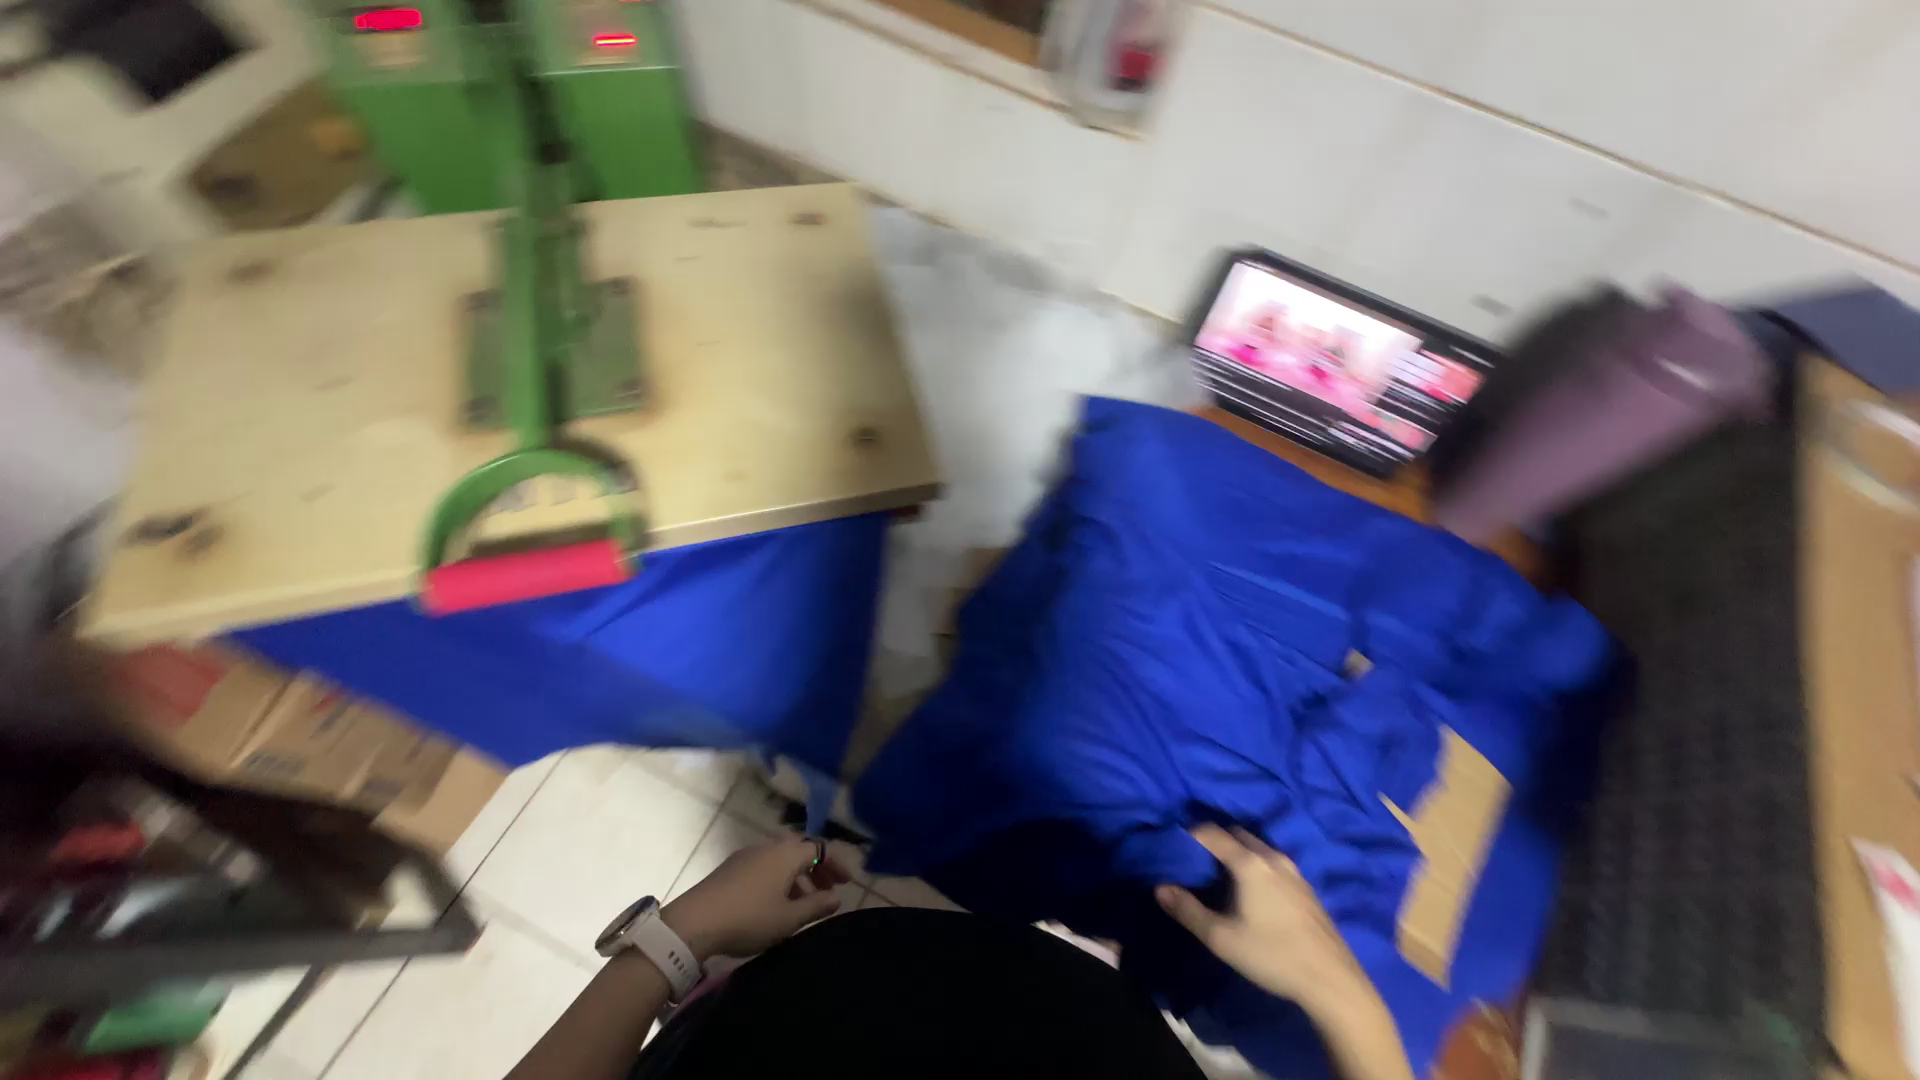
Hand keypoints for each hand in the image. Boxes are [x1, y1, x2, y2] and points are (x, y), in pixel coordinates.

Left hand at [661, 836, 849, 960]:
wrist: (693, 922)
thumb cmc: (749, 918)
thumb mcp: (788, 919)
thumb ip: (815, 906)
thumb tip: (836, 898)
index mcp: (787, 854)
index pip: (820, 848)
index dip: (836, 864)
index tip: (846, 883)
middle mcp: (768, 847)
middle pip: (800, 849)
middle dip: (816, 867)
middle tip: (826, 889)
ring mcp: (747, 855)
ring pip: (780, 859)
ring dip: (796, 876)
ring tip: (801, 903)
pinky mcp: (730, 868)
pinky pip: (764, 865)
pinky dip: (778, 878)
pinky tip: (774, 903)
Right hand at [1156, 825, 1369, 1018]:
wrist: (1333, 982)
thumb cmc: (1272, 956)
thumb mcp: (1222, 938)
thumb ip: (1188, 910)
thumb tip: (1160, 887)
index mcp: (1249, 863)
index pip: (1212, 832)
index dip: (1189, 835)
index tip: (1173, 847)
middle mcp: (1272, 857)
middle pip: (1236, 834)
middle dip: (1213, 840)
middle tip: (1194, 861)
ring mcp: (1294, 871)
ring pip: (1257, 848)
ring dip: (1236, 852)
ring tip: (1220, 876)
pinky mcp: (1306, 887)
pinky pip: (1272, 862)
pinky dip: (1255, 865)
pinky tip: (1251, 891)